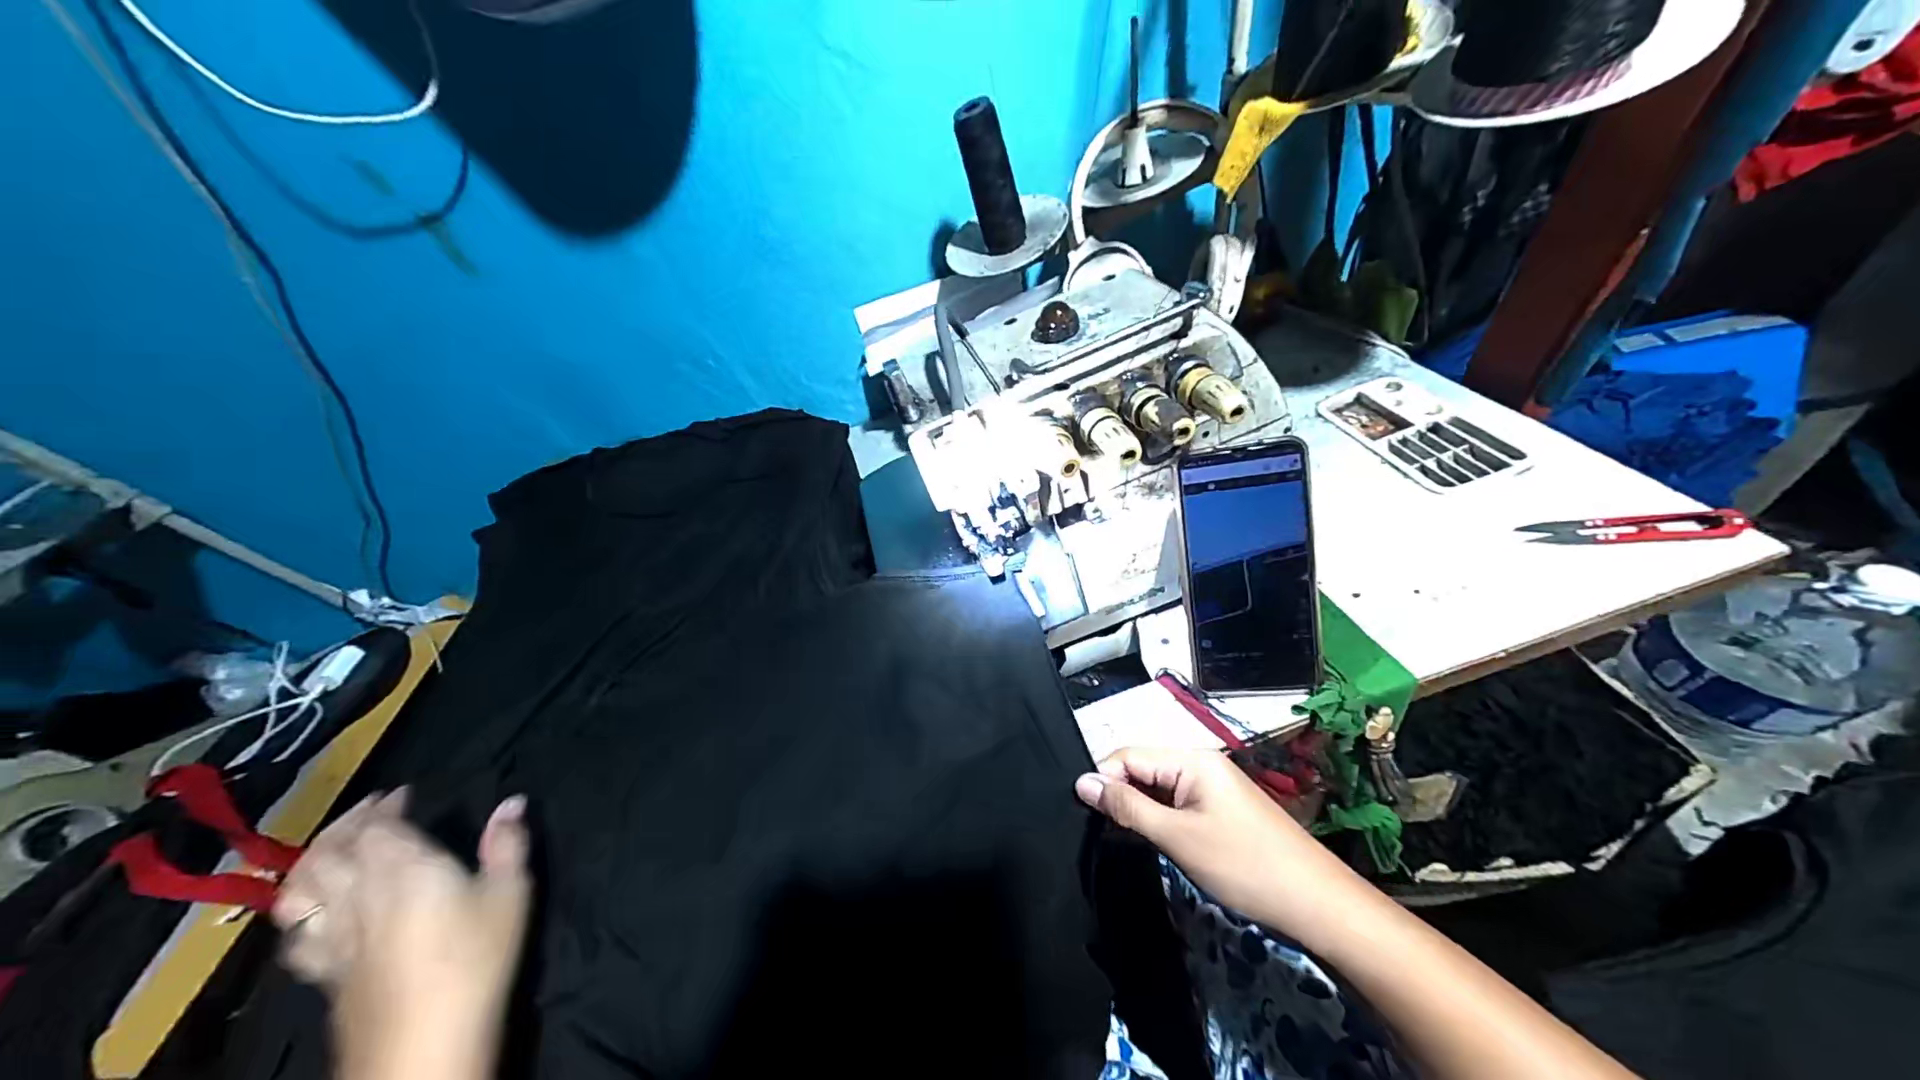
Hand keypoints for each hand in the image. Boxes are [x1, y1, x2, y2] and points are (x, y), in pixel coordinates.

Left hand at [271, 790, 531, 1079]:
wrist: (424, 1042)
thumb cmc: (477, 956)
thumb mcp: (512, 893)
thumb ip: (508, 844)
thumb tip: (513, 802)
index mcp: (404, 868)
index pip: (376, 827)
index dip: (384, 807)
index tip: (401, 794)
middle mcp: (358, 895)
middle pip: (328, 851)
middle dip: (345, 824)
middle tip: (369, 810)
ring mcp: (332, 937)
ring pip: (298, 890)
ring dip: (311, 861)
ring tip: (333, 851)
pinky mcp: (323, 972)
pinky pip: (295, 933)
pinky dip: (300, 911)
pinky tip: (315, 911)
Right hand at [1074, 747, 1361, 936]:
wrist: (1318, 904)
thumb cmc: (1244, 865)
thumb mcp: (1177, 837)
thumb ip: (1127, 807)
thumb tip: (1082, 782)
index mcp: (1192, 760)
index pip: (1128, 755)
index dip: (1102, 779)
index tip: (1081, 810)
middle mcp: (1202, 765)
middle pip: (1143, 769)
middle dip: (1119, 793)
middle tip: (1097, 828)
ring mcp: (1215, 788)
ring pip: (1160, 789)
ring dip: (1139, 809)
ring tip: (1121, 836)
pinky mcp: (1222, 811)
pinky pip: (1178, 804)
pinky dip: (1161, 819)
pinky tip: (1153, 840)